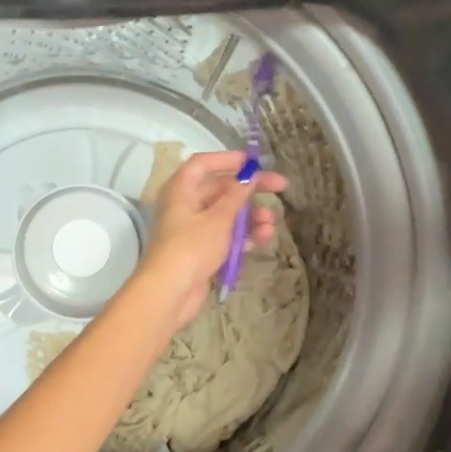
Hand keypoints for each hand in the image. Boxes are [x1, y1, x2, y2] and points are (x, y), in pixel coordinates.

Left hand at [141, 150, 287, 324]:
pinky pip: (225, 236)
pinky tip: (263, 237)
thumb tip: (249, 177)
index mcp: (181, 189)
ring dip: (250, 216)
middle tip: (280, 188)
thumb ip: (236, 196)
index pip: (203, 163)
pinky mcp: (201, 251)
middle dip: (249, 190)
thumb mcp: (218, 218)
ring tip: (271, 223)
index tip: (255, 162)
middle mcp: (185, 205)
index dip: (228, 159)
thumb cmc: (191, 246)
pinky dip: (243, 235)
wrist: (169, 291)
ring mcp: (193, 229)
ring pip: (226, 214)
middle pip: (220, 188)